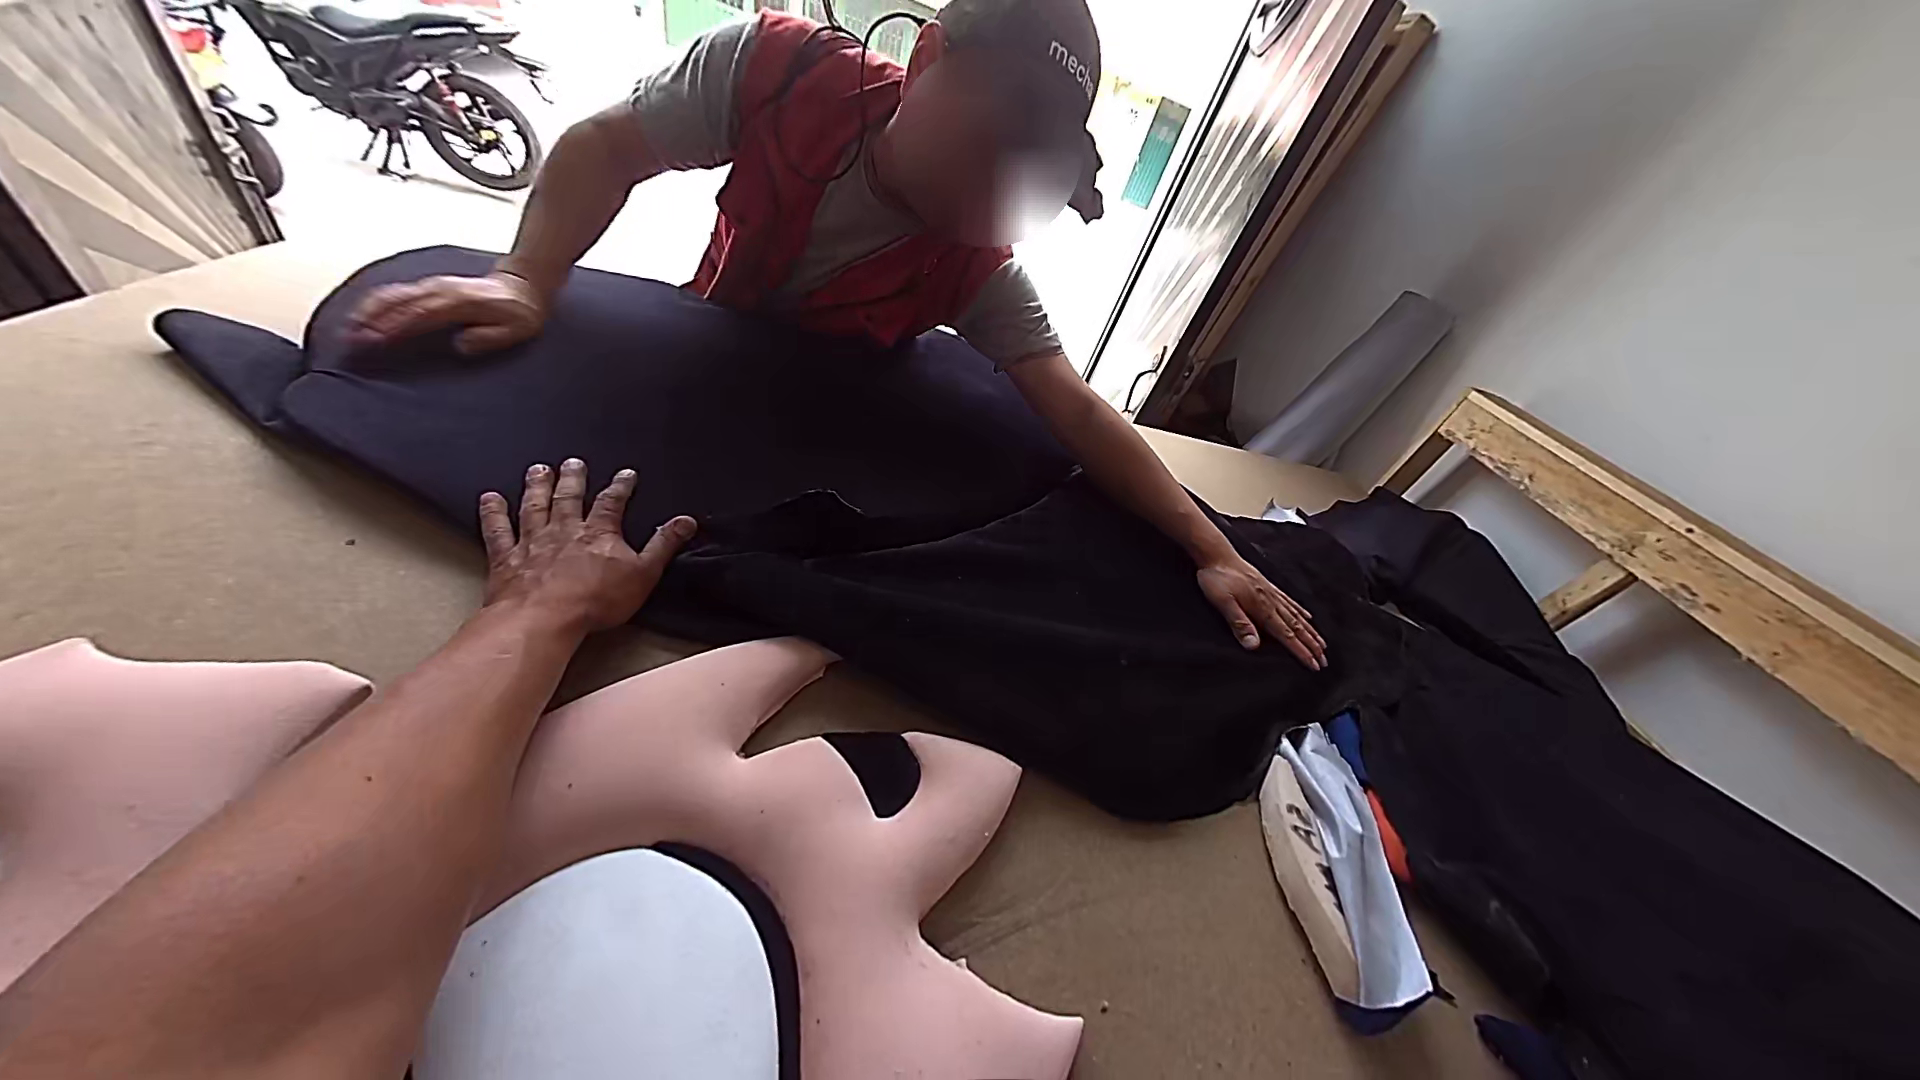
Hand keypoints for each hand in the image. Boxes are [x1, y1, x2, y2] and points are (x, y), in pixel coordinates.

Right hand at [347, 271, 547, 354]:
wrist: (524, 288)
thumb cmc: (521, 314)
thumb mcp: (515, 331)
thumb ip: (489, 338)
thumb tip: (461, 345)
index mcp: (458, 303)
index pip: (418, 315)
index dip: (393, 327)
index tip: (373, 340)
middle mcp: (440, 290)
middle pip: (396, 302)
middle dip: (370, 319)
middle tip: (349, 338)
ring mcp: (434, 286)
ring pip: (392, 294)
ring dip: (368, 310)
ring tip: (349, 328)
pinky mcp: (431, 286)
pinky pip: (398, 292)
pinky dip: (378, 302)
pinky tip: (366, 314)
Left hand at [478, 458, 695, 632]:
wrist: (545, 619)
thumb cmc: (597, 600)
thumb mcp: (644, 573)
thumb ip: (664, 545)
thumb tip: (686, 521)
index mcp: (599, 533)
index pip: (612, 502)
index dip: (620, 487)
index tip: (625, 474)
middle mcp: (564, 530)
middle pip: (569, 497)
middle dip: (573, 478)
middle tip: (573, 463)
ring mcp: (533, 542)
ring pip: (535, 506)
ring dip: (537, 487)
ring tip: (538, 470)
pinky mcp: (507, 559)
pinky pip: (498, 530)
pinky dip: (493, 513)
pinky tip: (490, 498)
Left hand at [1197, 556, 1327, 669]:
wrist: (1217, 554)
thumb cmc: (1217, 578)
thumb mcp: (1223, 602)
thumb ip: (1239, 624)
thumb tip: (1254, 646)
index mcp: (1262, 609)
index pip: (1286, 636)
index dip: (1301, 652)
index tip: (1315, 666)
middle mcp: (1272, 602)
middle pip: (1297, 628)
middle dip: (1312, 646)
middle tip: (1324, 662)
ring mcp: (1272, 594)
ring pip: (1297, 617)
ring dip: (1311, 632)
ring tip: (1323, 645)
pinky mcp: (1268, 587)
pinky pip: (1290, 603)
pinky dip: (1301, 612)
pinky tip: (1308, 617)